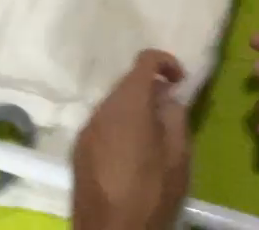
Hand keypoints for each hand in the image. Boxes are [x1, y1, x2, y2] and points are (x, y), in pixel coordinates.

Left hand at [72, 49, 191, 229]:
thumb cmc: (150, 197)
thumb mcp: (178, 156)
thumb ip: (175, 116)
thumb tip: (168, 99)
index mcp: (128, 105)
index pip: (145, 60)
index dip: (166, 62)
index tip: (181, 82)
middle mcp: (101, 111)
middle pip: (127, 82)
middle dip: (150, 88)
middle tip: (170, 110)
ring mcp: (85, 132)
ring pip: (113, 104)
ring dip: (133, 108)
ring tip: (152, 134)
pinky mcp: (77, 153)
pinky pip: (102, 125)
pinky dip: (118, 126)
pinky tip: (131, 153)